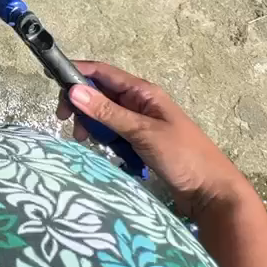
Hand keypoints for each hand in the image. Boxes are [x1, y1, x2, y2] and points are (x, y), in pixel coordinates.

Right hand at [57, 61, 251, 218]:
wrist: (214, 195)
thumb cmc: (184, 157)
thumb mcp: (143, 133)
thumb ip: (108, 112)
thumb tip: (73, 90)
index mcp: (143, 92)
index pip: (103, 72)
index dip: (77, 72)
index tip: (52, 80)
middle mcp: (139, 103)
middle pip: (100, 93)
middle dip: (81, 103)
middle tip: (66, 120)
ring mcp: (140, 123)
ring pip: (104, 114)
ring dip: (91, 124)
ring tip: (84, 140)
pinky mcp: (140, 142)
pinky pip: (113, 133)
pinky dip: (103, 138)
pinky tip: (101, 149)